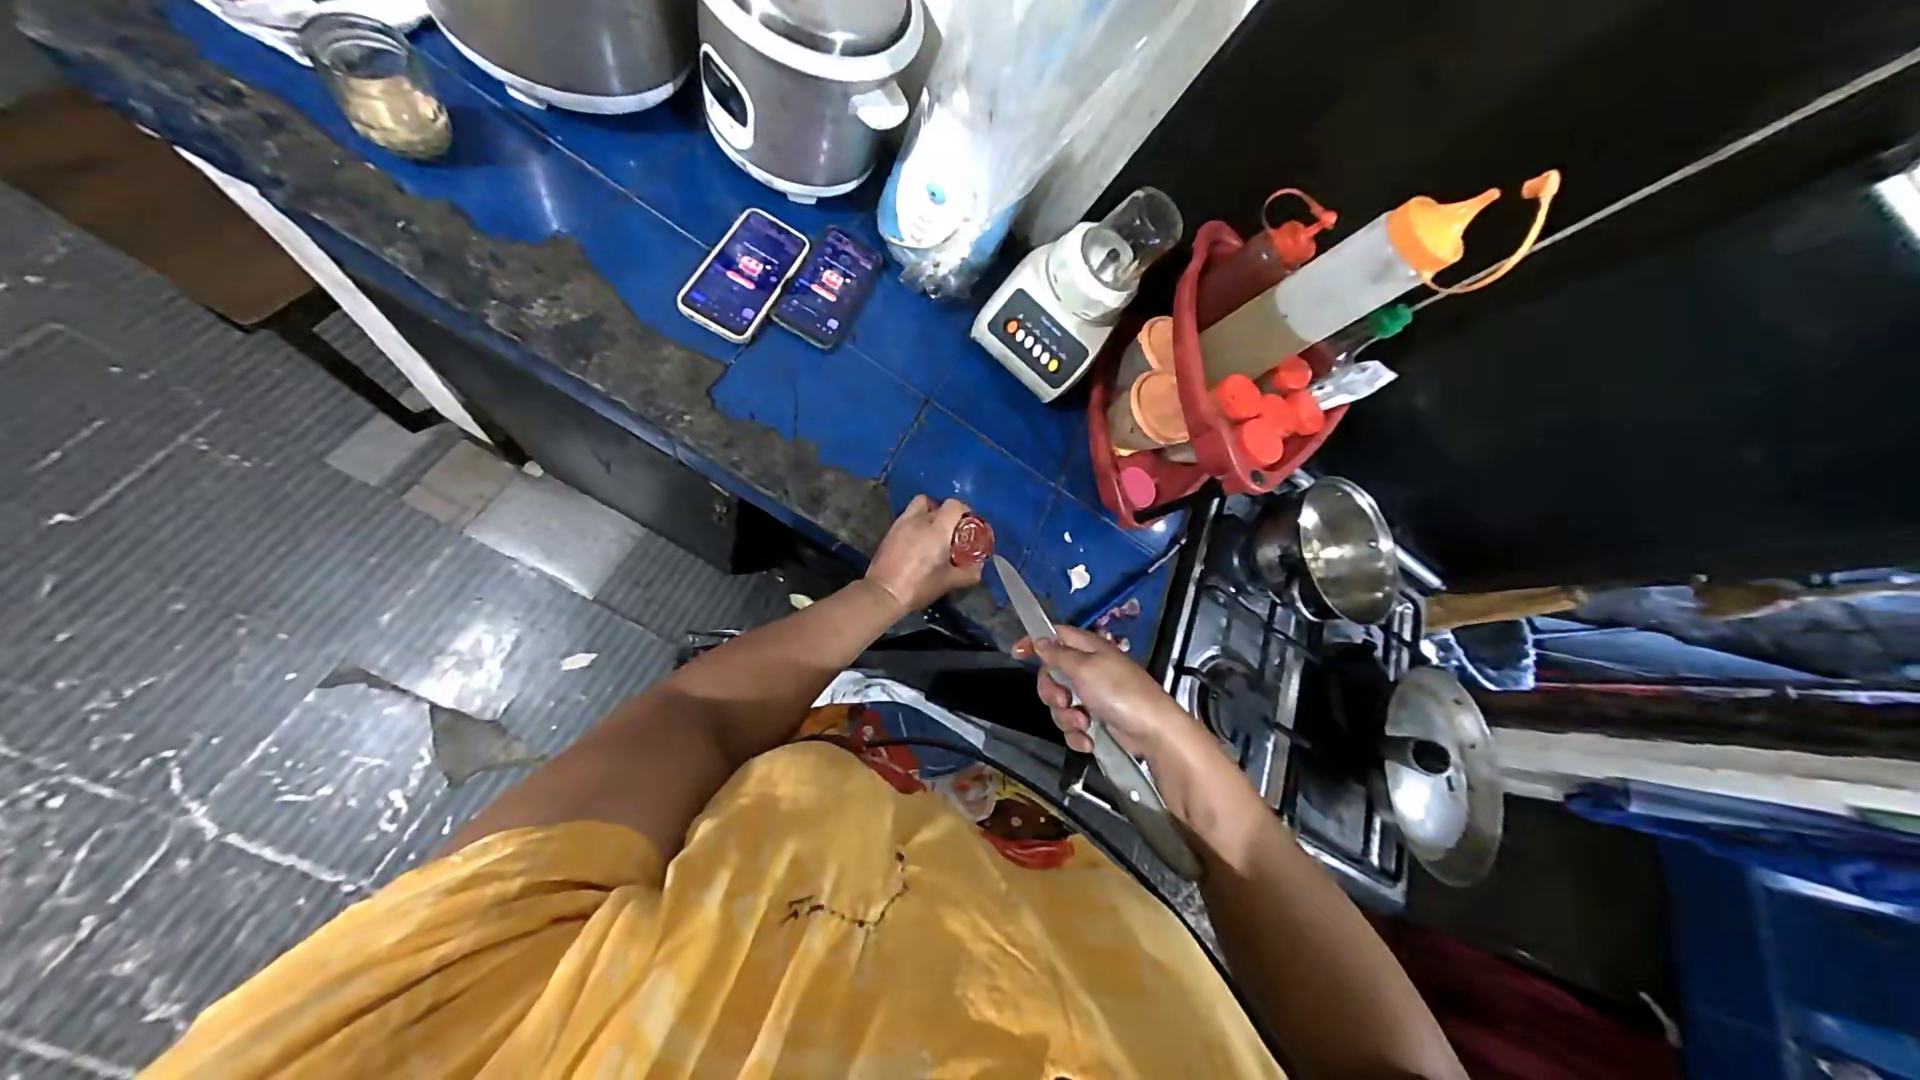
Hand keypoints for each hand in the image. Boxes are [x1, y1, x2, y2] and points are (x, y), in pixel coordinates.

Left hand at [863, 496, 984, 614]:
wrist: (884, 593)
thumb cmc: (920, 586)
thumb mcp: (949, 582)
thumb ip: (969, 572)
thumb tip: (978, 566)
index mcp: (937, 529)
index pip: (954, 505)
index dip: (964, 510)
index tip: (967, 523)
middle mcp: (920, 520)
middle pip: (938, 504)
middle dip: (948, 513)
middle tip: (952, 530)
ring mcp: (902, 523)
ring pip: (920, 504)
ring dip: (930, 511)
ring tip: (933, 529)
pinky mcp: (891, 530)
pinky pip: (907, 515)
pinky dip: (916, 520)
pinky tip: (917, 538)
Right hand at [1013, 623, 1200, 759]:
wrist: (1153, 732)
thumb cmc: (1120, 692)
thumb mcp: (1085, 669)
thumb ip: (1058, 655)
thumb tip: (1040, 641)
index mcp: (1088, 649)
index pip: (1055, 636)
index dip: (1035, 641)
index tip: (1017, 653)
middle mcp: (1088, 669)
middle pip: (1051, 675)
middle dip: (1051, 692)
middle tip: (1063, 700)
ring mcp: (1092, 696)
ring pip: (1059, 705)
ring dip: (1066, 717)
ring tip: (1084, 723)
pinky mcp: (1096, 721)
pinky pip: (1072, 726)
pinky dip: (1077, 734)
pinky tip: (1089, 740)